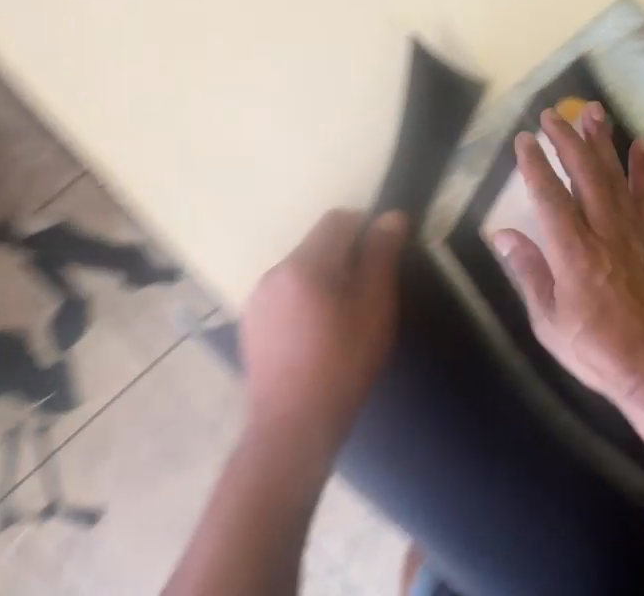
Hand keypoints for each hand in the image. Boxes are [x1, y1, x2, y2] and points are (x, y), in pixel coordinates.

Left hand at [239, 209, 405, 441]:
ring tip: (346, 319)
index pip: (339, 219)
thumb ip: (381, 254)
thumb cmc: (343, 362)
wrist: (292, 427)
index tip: (386, 258)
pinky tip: (319, 337)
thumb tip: (391, 216)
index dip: (368, 228)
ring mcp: (258, 301)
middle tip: (372, 293)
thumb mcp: (375, 305)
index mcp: (304, 263)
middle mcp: (274, 272)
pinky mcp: (252, 326)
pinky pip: (287, 296)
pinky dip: (307, 302)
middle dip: (348, 257)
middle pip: (319, 244)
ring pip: (302, 271)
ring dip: (327, 280)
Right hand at [489, 103, 643, 407]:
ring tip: (592, 112)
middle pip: (585, 175)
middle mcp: (605, 234)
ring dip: (602, 143)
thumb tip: (501, 234)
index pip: (550, 198)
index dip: (535, 165)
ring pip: (616, 178)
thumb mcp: (548, 322)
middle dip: (567, 141)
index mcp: (574, 255)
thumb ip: (528, 273)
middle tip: (552, 115)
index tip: (525, 139)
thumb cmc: (595, 350)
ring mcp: (633, 234)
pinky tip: (639, 145)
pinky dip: (642, 169)